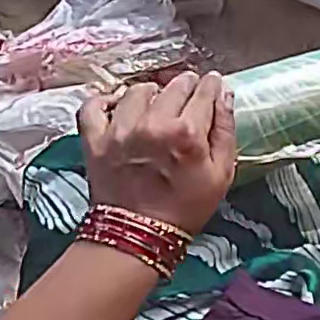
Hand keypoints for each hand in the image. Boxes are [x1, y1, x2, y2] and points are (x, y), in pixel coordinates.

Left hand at [78, 71, 235, 234]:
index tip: (213, 83)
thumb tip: (224, 95)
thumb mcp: (222, 172)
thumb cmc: (187, 206)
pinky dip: (106, 100)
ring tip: (158, 102)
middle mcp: (152, 124)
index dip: (212, 84)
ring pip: (138, 91)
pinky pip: (94, 105)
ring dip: (152, 92)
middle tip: (190, 92)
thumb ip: (226, 129)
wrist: (138, 236)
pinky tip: (119, 105)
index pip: (204, 91)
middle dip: (186, 84)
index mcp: (187, 132)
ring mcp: (119, 130)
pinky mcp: (94, 140)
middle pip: (173, 86)